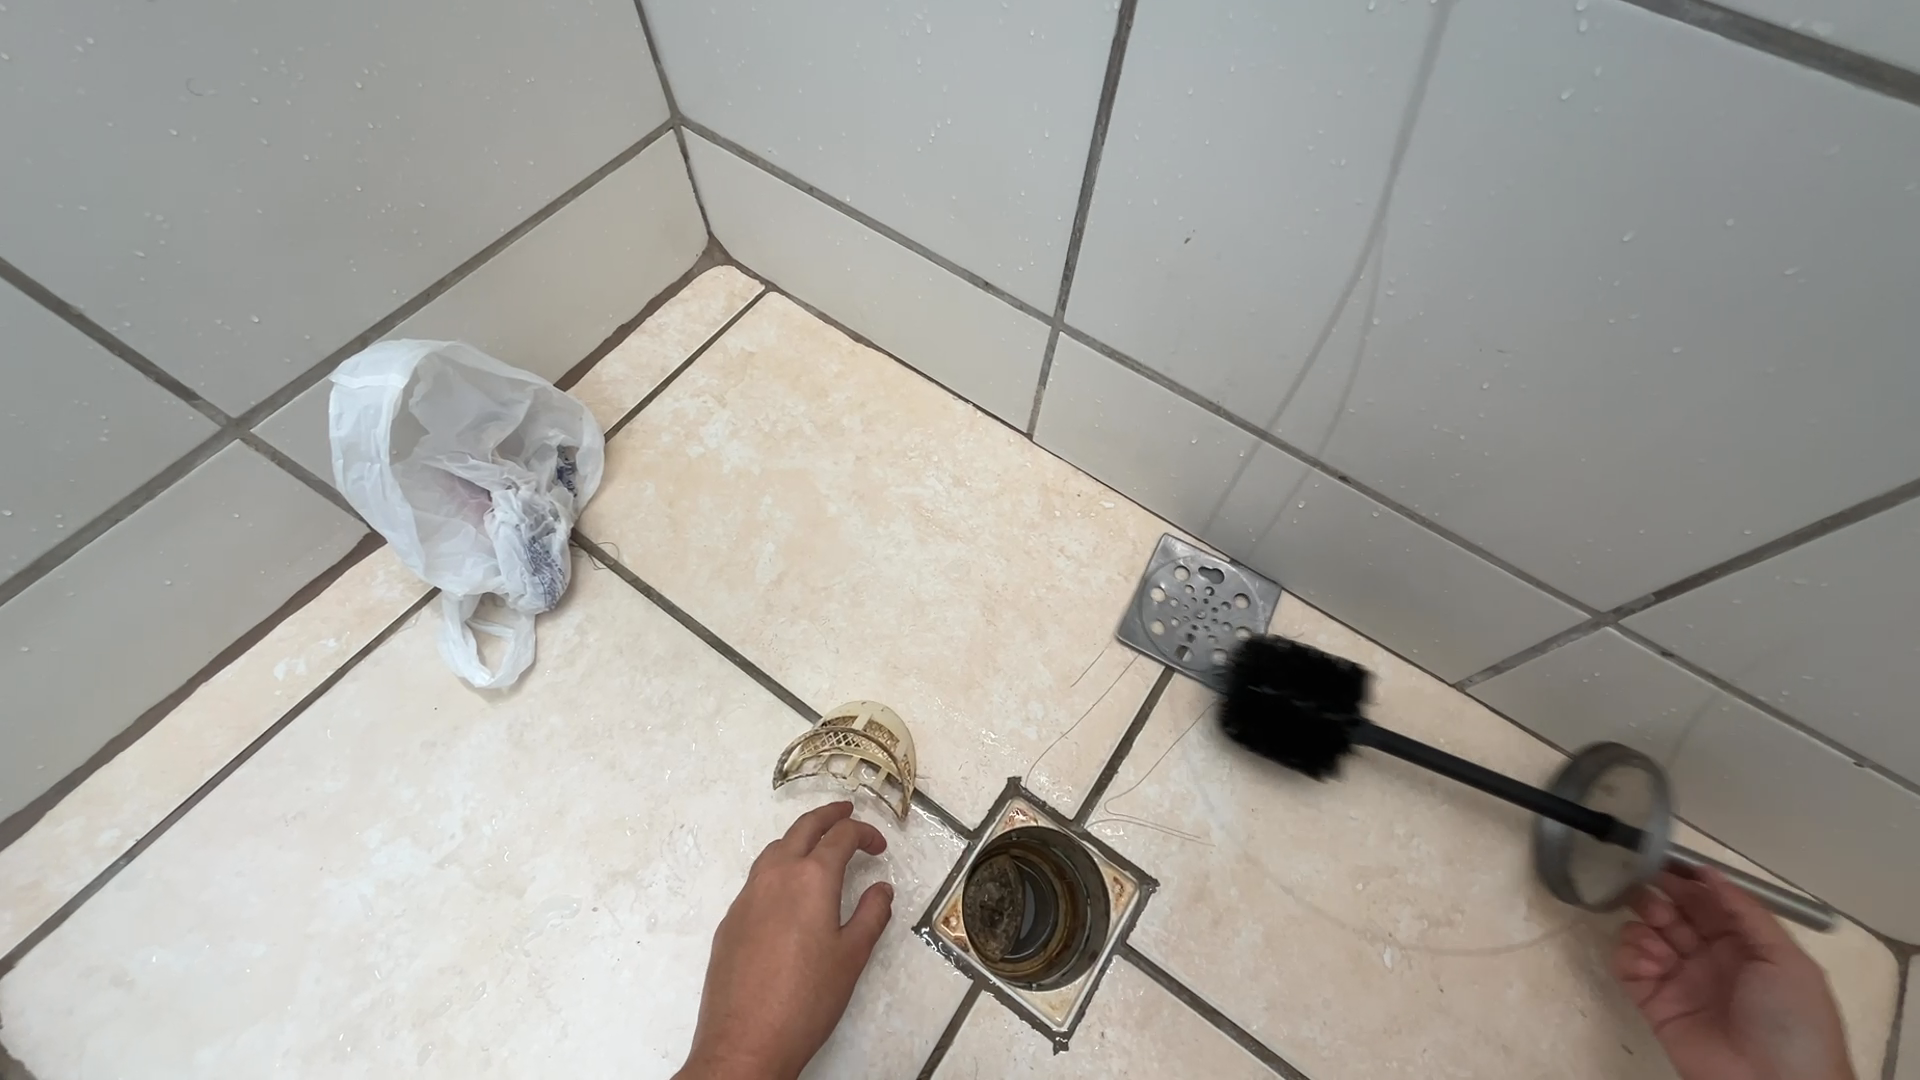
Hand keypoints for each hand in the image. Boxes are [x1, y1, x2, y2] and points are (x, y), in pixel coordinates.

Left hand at [674, 802, 892, 1079]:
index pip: (842, 836)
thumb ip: (872, 914)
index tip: (879, 847)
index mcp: (811, 877)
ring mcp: (748, 895)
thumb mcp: (852, 957)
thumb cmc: (807, 999)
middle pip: (804, 828)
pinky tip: (788, 893)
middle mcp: (777, 874)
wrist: (743, 1044)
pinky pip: (758, 878)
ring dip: (801, 838)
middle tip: (847, 811)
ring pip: (776, 848)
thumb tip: (882, 888)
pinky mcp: (730, 919)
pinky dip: (780, 868)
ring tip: (818, 846)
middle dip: (829, 815)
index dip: (865, 833)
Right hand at [1613, 865, 1852, 1079]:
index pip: (1706, 902)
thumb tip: (1706, 871)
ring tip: (1657, 942)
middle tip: (1647, 892)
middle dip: (1656, 896)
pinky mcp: (1648, 994)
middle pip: (1670, 911)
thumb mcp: (1788, 964)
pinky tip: (1650, 963)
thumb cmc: (1789, 1021)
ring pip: (1643, 930)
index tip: (1660, 858)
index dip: (1684, 879)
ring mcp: (1675, 976)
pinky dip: (1631, 954)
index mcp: (1742, 948)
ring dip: (1644, 925)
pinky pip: (1626, 962)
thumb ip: (1747, 913)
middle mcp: (1706, 957)